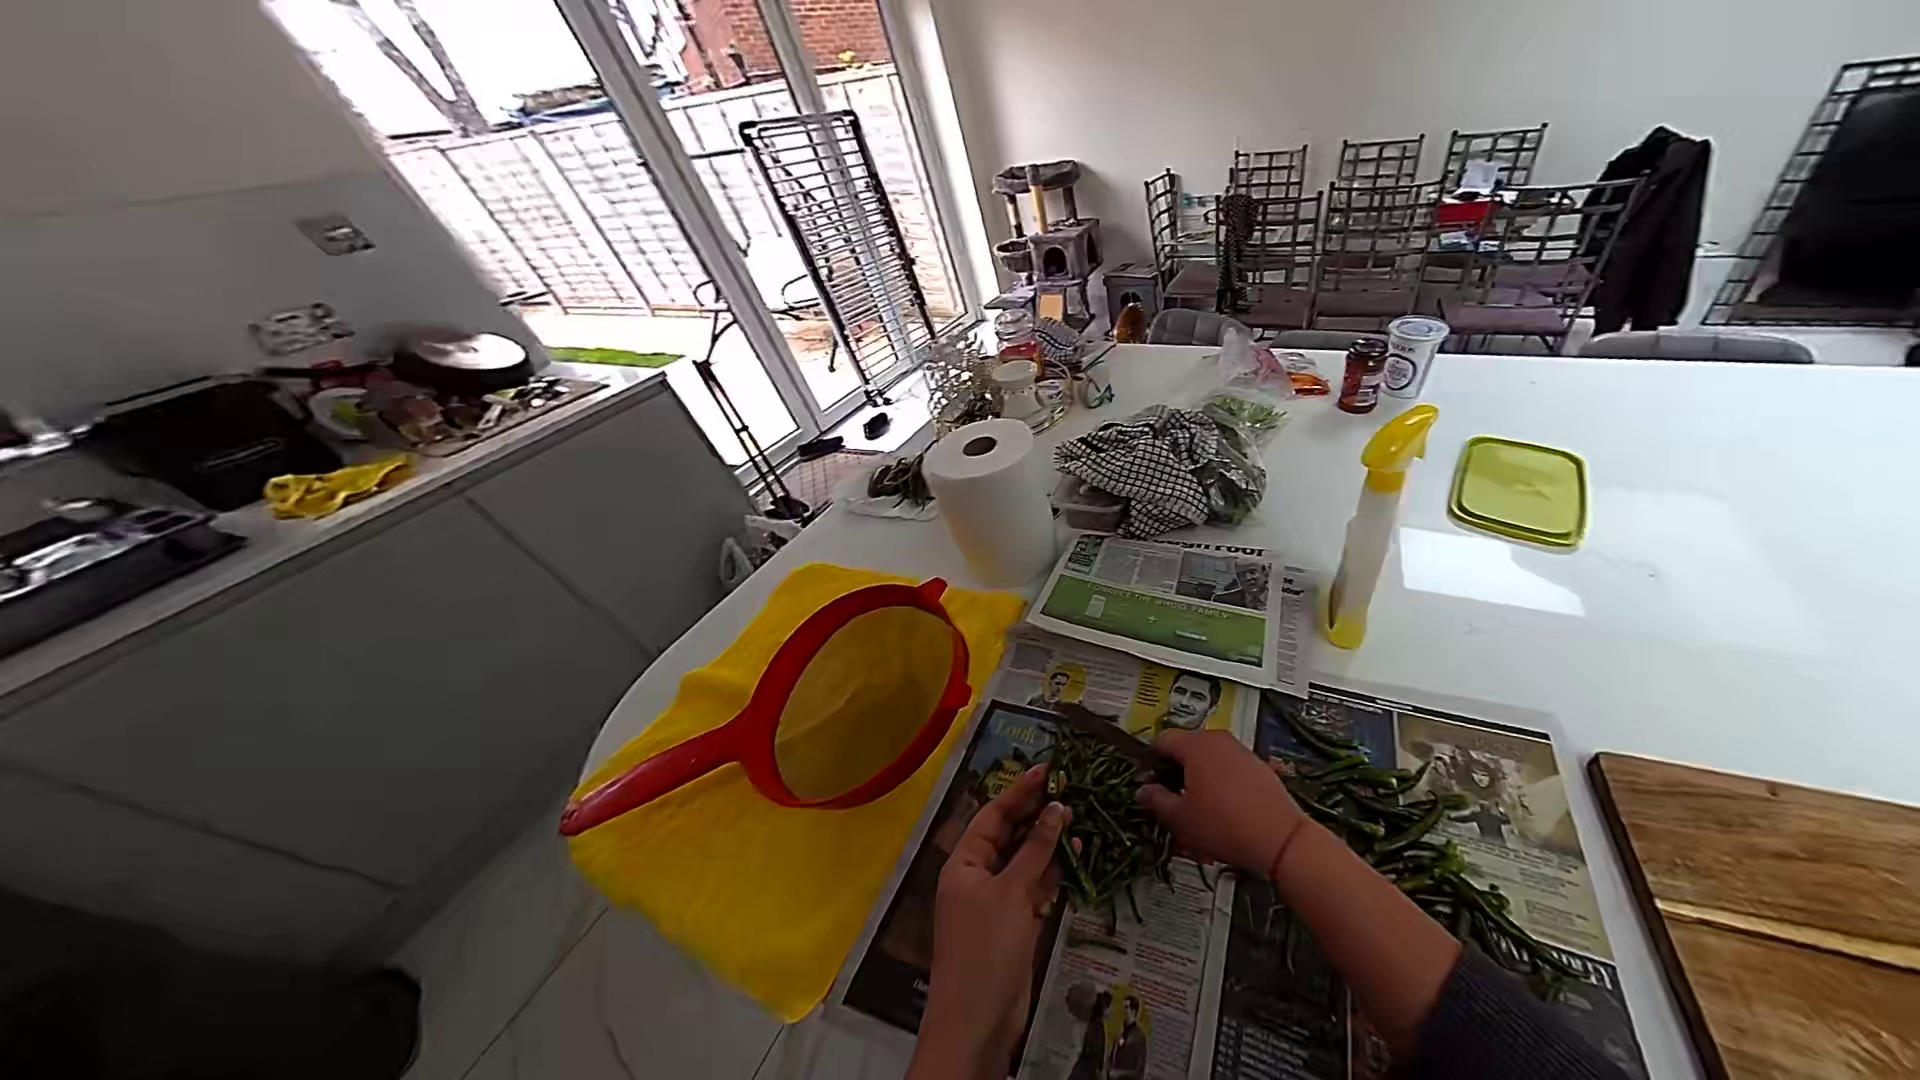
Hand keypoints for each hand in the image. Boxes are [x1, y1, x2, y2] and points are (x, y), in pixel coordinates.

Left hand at [909, 765, 1070, 1079]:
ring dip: (1049, 841)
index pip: (993, 814)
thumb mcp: (1011, 893)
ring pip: (1026, 859)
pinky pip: (1036, 886)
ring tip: (1078, 815)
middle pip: (1010, 834)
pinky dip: (1054, 872)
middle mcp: (979, 873)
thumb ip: (1036, 851)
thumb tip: (1056, 809)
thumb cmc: (986, 948)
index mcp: (964, 860)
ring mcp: (998, 898)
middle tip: (1069, 788)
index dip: (1019, 790)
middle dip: (1037, 813)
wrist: (978, 1022)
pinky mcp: (1016, 921)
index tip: (1047, 769)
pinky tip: (1076, 854)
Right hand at [1137, 729, 1309, 878]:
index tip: (1150, 785)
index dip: (1150, 762)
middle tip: (1172, 800)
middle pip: (1185, 748)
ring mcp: (1241, 750)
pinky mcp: (1259, 766)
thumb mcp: (1181, 818)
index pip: (1161, 741)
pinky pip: (1229, 768)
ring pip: (1208, 759)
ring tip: (1199, 808)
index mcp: (1194, 745)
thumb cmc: (1224, 825)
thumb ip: (1156, 800)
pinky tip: (1224, 809)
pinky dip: (1220, 782)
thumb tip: (1142, 791)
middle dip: (1175, 772)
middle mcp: (1217, 739)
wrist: (1283, 841)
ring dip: (1197, 778)